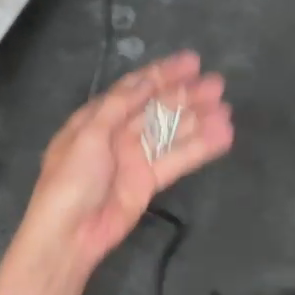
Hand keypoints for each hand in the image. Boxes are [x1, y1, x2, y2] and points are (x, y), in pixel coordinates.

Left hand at [18, 51, 232, 274]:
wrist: (69, 233)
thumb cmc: (70, 181)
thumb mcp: (88, 135)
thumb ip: (117, 106)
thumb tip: (144, 80)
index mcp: (94, 120)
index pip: (131, 90)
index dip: (160, 74)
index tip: (191, 61)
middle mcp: (115, 136)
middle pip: (154, 109)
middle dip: (184, 95)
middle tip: (217, 84)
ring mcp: (133, 160)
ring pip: (169, 133)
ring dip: (196, 119)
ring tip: (225, 107)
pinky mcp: (147, 182)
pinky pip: (176, 159)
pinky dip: (198, 147)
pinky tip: (222, 135)